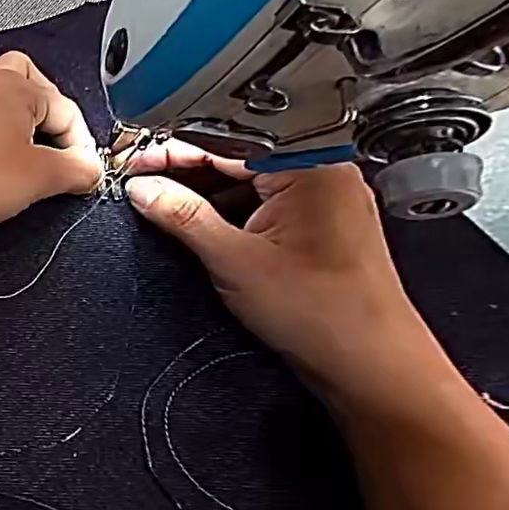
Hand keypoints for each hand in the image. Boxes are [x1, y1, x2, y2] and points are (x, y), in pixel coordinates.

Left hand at [0, 52, 102, 243]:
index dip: (80, 141)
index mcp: (15, 86)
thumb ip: (75, 170)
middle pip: (22, 74)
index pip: (64, 108)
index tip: (83, 168)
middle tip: (54, 138)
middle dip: (43, 103)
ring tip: (11, 116)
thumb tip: (88, 168)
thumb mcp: (41, 178)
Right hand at [125, 145, 468, 415]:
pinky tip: (200, 224)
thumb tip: (145, 189)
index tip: (137, 163)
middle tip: (144, 185)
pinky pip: (264, 203)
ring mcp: (322, 199)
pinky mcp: (318, 225)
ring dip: (206, 193)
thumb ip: (183, 217)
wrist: (370, 367)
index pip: (224, 142)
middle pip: (236, 158)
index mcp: (310, 167)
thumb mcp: (234, 261)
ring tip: (165, 207)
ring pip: (248, 182)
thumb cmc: (325, 315)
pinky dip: (230, 212)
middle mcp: (322, 173)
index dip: (173, 151)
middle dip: (186, 172)